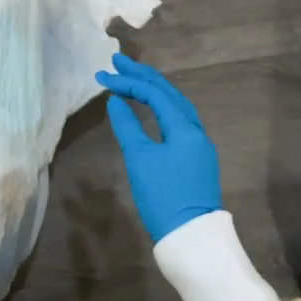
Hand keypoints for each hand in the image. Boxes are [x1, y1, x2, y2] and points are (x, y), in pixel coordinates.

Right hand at [97, 52, 223, 242]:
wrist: (192, 239)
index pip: (154, 93)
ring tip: (133, 78)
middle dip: (142, 76)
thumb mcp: (139, 158)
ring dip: (153, 89)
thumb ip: (127, 125)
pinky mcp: (195, 159)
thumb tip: (116, 102)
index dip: (127, 82)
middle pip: (169, 94)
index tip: (102, 76)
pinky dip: (160, 106)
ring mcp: (198, 146)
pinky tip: (149, 108)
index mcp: (184, 127)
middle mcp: (195, 131)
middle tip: (117, 61)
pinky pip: (177, 120)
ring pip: (175, 106)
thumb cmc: (163, 195)